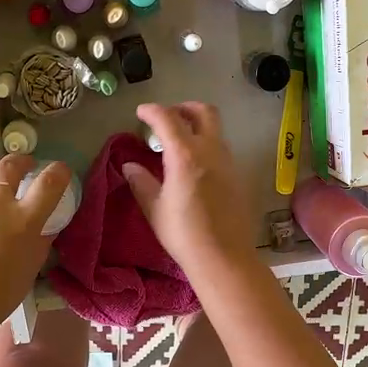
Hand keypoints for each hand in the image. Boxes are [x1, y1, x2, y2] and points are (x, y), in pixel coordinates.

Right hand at [121, 102, 257, 280]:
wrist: (224, 257)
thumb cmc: (184, 234)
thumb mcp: (155, 208)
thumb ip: (141, 182)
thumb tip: (129, 166)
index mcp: (186, 155)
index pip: (167, 118)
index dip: (151, 111)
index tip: (140, 113)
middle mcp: (211, 151)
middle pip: (203, 112)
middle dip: (183, 108)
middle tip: (167, 119)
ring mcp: (229, 162)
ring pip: (215, 130)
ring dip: (196, 128)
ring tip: (178, 145)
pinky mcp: (237, 177)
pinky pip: (221, 150)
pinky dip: (206, 146)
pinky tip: (193, 167)